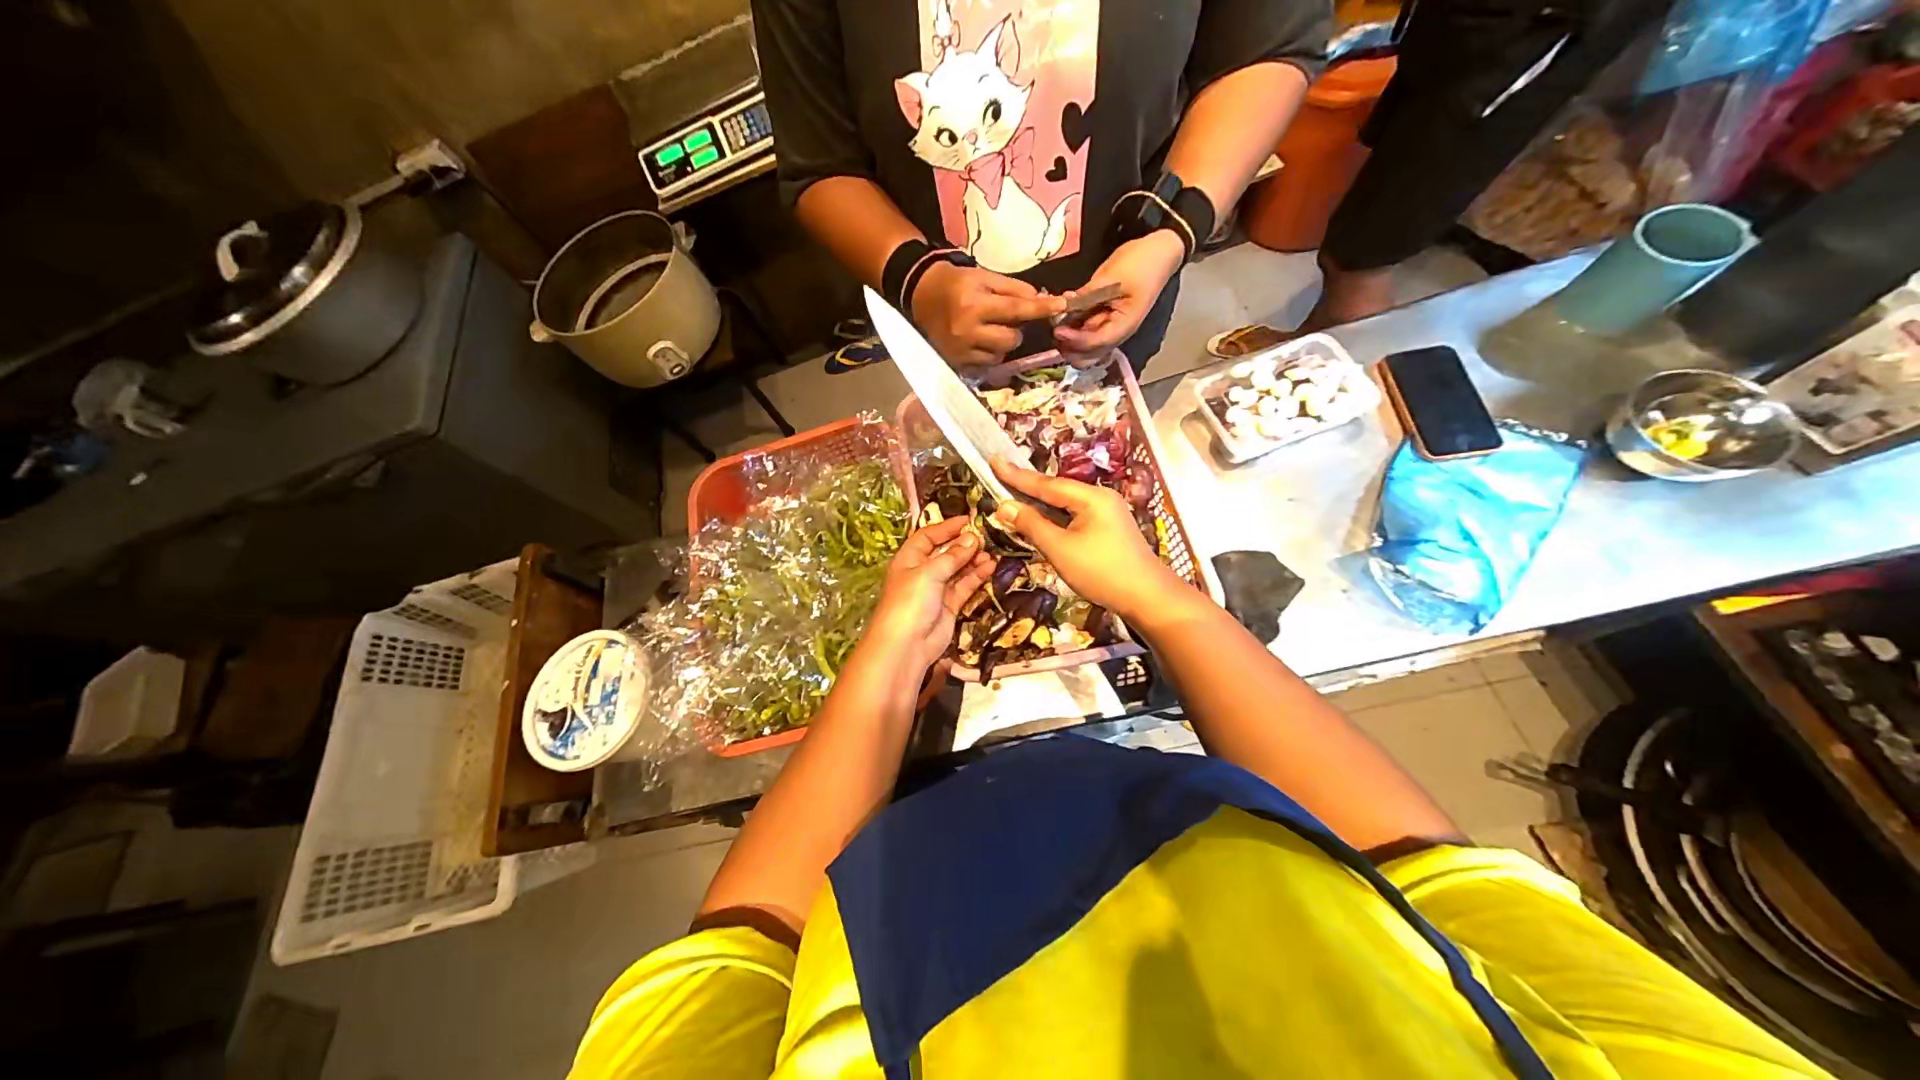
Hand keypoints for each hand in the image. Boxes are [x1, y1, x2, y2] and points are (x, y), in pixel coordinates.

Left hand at [864, 515, 994, 673]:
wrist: (906, 645)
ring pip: (958, 569)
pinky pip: (965, 586)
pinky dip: (977, 577)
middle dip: (963, 544)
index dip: (947, 527)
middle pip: (945, 552)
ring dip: (973, 560)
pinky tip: (990, 567)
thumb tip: (973, 538)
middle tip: (985, 537)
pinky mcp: (949, 605)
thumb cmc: (910, 601)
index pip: (928, 536)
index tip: (969, 519)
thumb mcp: (929, 572)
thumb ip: (953, 555)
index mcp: (909, 559)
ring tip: (990, 552)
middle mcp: (922, 572)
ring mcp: (936, 589)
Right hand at [911, 262, 1064, 366]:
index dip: (1040, 309)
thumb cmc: (957, 284)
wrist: (922, 297)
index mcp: (974, 305)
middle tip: (1002, 318)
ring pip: (1000, 355)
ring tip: (988, 330)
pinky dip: (989, 354)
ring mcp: (961, 351)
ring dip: (1001, 344)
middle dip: (1014, 330)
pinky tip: (979, 342)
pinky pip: (987, 365)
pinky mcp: (958, 364)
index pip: (1015, 309)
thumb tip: (1041, 301)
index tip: (1061, 306)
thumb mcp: (984, 277)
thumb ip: (1013, 289)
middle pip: (1011, 339)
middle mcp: (967, 331)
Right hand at [991, 460, 1187, 623]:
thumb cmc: (1102, 571)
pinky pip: (1075, 516)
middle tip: (999, 477)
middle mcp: (1100, 498)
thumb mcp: (1060, 548)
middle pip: (1057, 491)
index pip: (1045, 484)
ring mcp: (1108, 514)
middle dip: (1028, 487)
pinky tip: (1041, 522)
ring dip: (1040, 504)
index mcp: (1090, 497)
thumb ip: (1031, 525)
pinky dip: (1055, 517)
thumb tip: (1005, 506)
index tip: (994, 461)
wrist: (1147, 597)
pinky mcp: (1110, 530)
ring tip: (1013, 497)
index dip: (1016, 475)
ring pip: (1066, 505)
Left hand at [1053, 230, 1183, 357]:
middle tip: (1055, 328)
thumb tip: (1063, 306)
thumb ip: (1088, 295)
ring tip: (1058, 319)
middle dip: (1070, 346)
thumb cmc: (1141, 263)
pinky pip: (1085, 330)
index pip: (1096, 343)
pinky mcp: (1104, 318)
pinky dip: (1074, 326)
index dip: (1075, 340)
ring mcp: (1110, 327)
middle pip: (1089, 354)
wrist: (1158, 252)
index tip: (1058, 330)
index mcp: (1124, 325)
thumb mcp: (1113, 276)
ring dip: (1070, 338)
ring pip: (1085, 346)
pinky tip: (1065, 311)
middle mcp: (1116, 333)